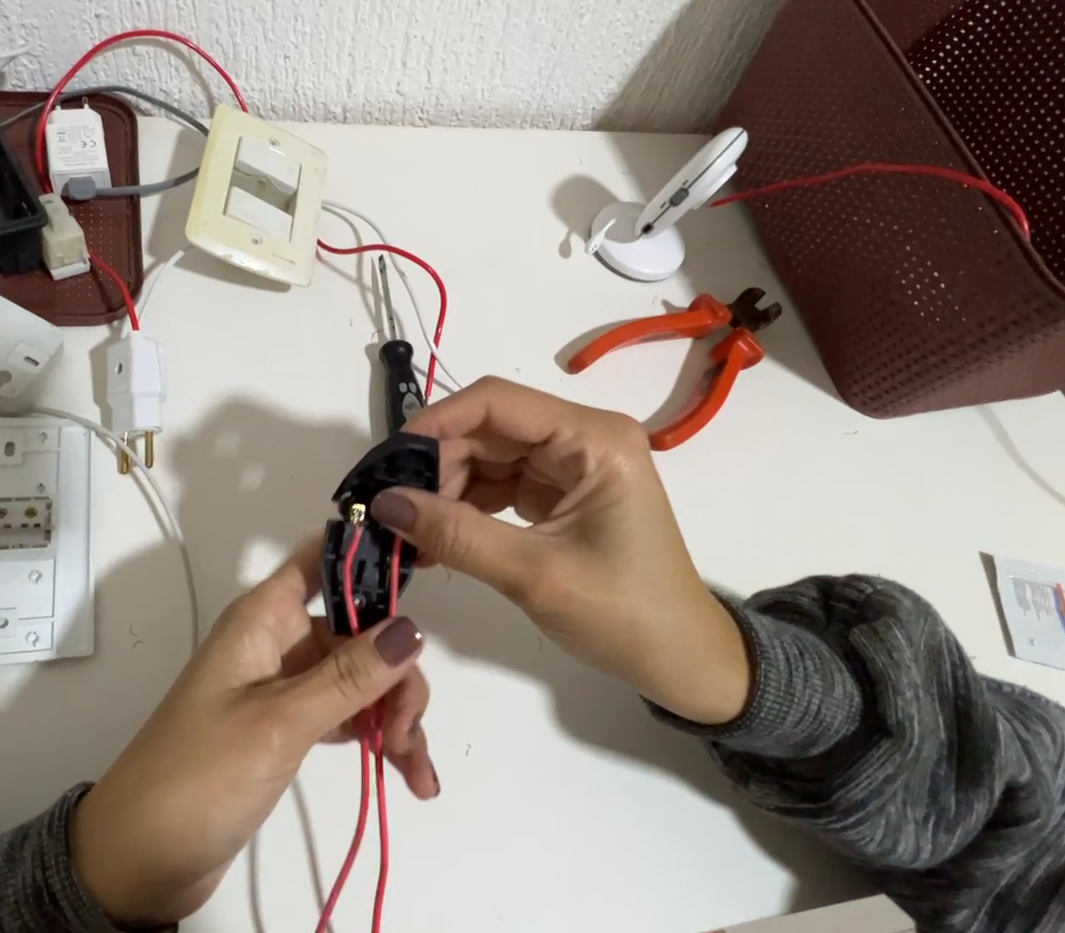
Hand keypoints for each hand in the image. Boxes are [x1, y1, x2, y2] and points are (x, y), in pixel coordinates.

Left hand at [73, 538, 436, 926]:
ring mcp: (285, 686)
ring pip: (361, 676)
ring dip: (394, 714)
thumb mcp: (279, 722)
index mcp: (264, 618)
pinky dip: (378, 738)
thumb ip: (349, 676)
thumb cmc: (199, 775)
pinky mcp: (290, 727)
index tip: (424, 559)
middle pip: (358, 628)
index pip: (322, 558)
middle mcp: (278, 641)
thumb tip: (412, 628)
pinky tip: (409, 774)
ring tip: (413, 768)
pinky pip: (348, 715)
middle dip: (395, 671)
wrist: (139, 861)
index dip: (369, 550)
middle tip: (408, 728)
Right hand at [369, 377, 748, 724]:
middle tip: (393, 510)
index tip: (388, 463)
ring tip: (410, 532)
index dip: (435, 423)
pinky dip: (465, 507)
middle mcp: (582, 437)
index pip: (496, 402)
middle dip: (436, 465)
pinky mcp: (560, 491)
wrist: (681, 661)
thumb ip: (457, 534)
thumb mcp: (535, 574)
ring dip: (445, 489)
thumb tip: (383, 504)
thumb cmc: (625, 615)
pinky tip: (436, 537)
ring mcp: (571, 464)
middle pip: (488, 428)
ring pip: (487, 455)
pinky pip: (499, 484)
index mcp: (593, 438)